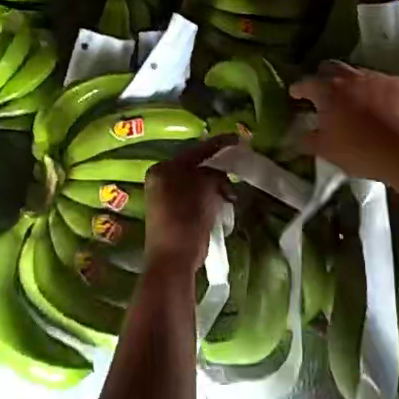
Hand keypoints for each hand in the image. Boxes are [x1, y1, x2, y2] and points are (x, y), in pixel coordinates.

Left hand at [143, 135, 238, 272]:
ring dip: (215, 184)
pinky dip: (209, 196)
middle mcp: (160, 179)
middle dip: (218, 167)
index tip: (237, 139)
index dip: (219, 144)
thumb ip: (214, 173)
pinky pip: (194, 195)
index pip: (197, 151)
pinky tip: (222, 202)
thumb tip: (221, 175)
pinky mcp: (170, 212)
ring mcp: (163, 196)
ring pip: (196, 181)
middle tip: (238, 167)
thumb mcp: (207, 188)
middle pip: (195, 166)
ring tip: (231, 193)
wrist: (174, 258)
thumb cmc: (188, 218)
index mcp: (164, 169)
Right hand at [289, 62, 398, 180]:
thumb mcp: (327, 151)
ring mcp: (378, 78)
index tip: (295, 93)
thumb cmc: (360, 151)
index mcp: (328, 92)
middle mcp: (351, 78)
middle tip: (323, 87)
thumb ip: (310, 139)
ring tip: (353, 97)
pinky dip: (377, 91)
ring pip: (359, 73)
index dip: (299, 89)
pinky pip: (383, 82)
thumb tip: (302, 134)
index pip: (307, 84)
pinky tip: (381, 104)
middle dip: (324, 75)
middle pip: (333, 67)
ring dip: (352, 82)